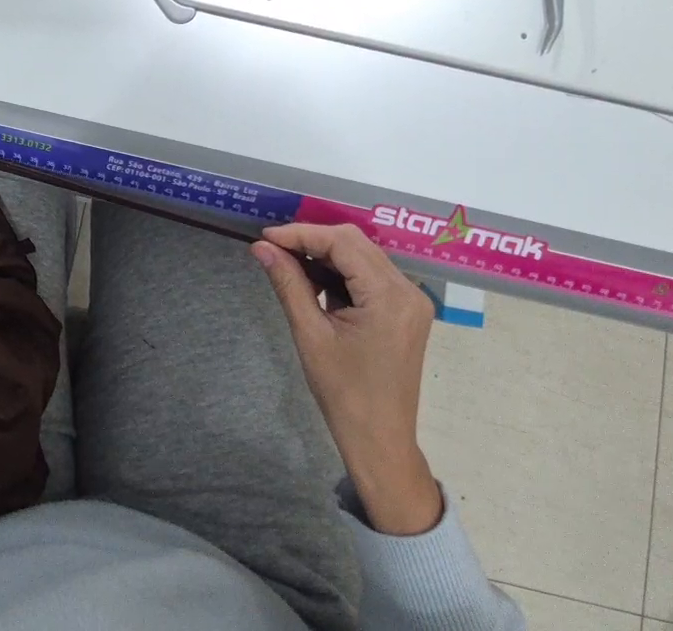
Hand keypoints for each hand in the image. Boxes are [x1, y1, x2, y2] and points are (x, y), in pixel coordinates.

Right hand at [252, 223, 442, 535]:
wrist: (378, 437)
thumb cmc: (343, 391)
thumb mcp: (309, 333)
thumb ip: (288, 283)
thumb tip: (261, 247)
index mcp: (389, 296)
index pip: (342, 243)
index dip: (301, 234)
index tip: (265, 237)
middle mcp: (407, 290)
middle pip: (355, 243)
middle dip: (312, 239)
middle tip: (273, 247)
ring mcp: (410, 300)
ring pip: (362, 255)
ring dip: (325, 254)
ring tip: (286, 262)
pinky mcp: (404, 310)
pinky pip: (369, 275)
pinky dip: (340, 271)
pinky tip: (313, 280)